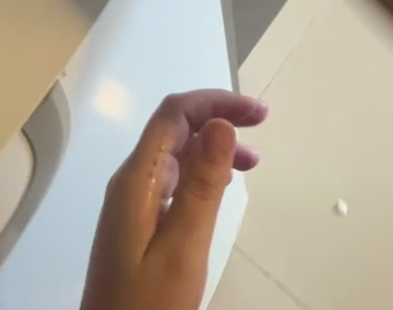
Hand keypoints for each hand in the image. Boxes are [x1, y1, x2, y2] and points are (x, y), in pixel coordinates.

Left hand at [81, 90, 267, 309]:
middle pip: (175, 126)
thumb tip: (222, 123)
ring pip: (176, 151)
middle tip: (262, 123)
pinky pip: (173, 177)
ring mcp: (132, 202)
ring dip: (214, 144)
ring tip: (254, 160)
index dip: (216, 102)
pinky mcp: (138, 223)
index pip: (174, 113)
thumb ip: (203, 185)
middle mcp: (131, 180)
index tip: (257, 114)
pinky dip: (203, 170)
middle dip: (218, 115)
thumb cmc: (149, 306)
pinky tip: (224, 184)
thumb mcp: (183, 247)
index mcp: (137, 178)